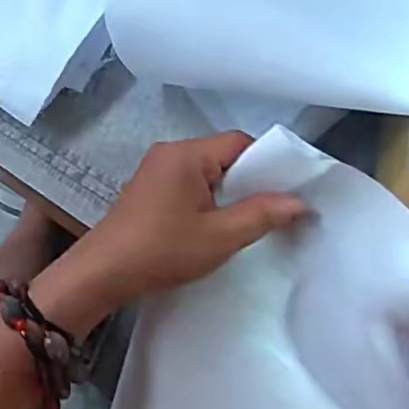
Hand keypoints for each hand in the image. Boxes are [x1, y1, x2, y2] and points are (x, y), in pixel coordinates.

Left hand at [31, 131, 305, 335]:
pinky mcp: (150, 184)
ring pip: (207, 168)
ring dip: (230, 190)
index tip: (292, 188)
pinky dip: (209, 195)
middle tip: (279, 209)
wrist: (109, 267)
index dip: (268, 161)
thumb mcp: (221, 235)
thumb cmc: (165, 248)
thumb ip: (262, 214)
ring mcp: (157, 166)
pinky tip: (220, 221)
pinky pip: (190, 179)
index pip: (238, 141)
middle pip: (222, 153)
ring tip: (254, 219)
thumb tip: (299, 200)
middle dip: (251, 178)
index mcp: (185, 153)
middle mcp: (169, 151)